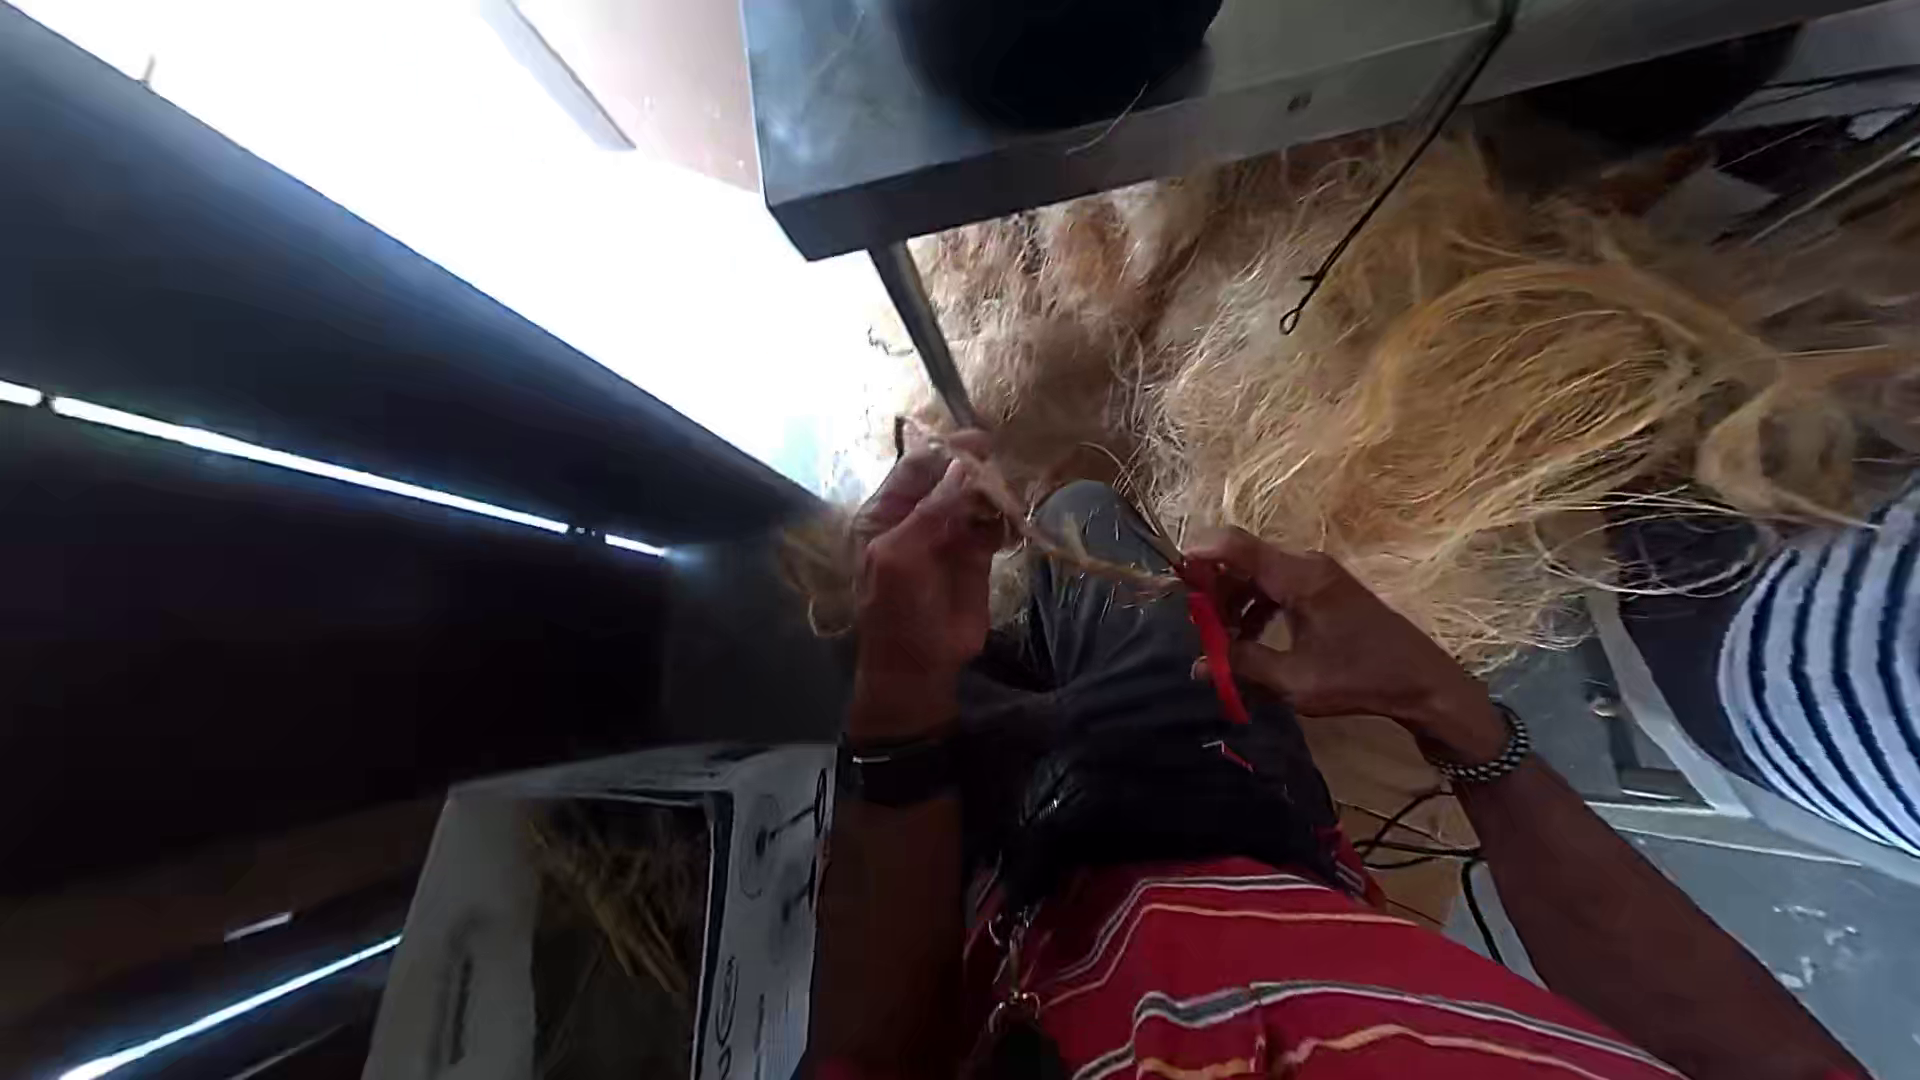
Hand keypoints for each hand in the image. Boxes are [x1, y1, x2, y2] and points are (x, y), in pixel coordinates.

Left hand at [848, 431, 1002, 738]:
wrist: (919, 665)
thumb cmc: (896, 611)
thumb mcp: (900, 557)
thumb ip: (929, 511)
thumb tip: (962, 468)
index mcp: (887, 512)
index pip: (916, 466)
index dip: (945, 451)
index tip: (979, 441)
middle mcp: (918, 517)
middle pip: (951, 478)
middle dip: (975, 470)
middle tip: (1001, 469)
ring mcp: (949, 534)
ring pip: (976, 498)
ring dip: (994, 493)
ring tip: (1008, 501)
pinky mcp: (976, 555)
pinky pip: (993, 524)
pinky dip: (1005, 519)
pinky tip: (1011, 525)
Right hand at [1185, 527, 1507, 763]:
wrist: (1427, 685)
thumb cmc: (1362, 680)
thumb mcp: (1294, 681)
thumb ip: (1240, 664)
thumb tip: (1195, 664)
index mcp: (1299, 578)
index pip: (1234, 545)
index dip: (1198, 555)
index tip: (1173, 579)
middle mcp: (1304, 564)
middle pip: (1239, 557)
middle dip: (1210, 586)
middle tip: (1197, 622)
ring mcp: (1313, 572)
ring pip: (1252, 570)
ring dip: (1230, 598)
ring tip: (1221, 636)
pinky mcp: (1319, 585)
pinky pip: (1270, 582)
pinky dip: (1251, 603)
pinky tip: (1248, 635)